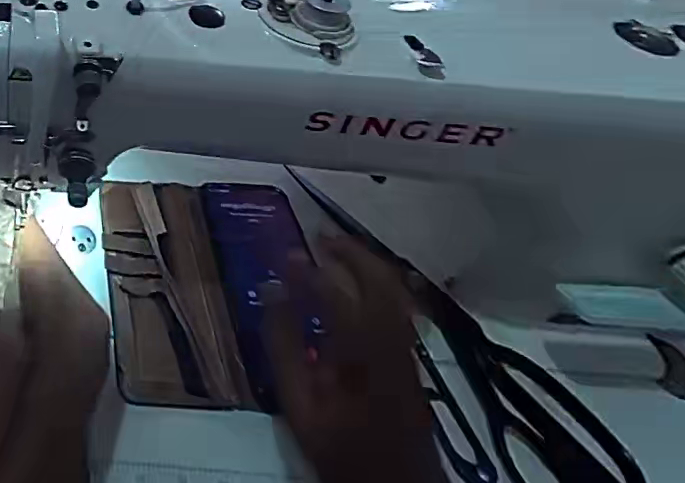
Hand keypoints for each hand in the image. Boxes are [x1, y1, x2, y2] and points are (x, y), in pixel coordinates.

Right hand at [263, 236, 445, 482]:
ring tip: (337, 249)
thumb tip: (271, 289)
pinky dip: (380, 285)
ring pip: (399, 297)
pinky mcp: (413, 364)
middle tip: (320, 235)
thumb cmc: (339, 450)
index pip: (339, 300)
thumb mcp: (298, 404)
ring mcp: (410, 358)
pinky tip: (359, 280)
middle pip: (385, 288)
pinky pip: (400, 311)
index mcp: (365, 361)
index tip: (287, 251)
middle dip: (354, 255)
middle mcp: (395, 351)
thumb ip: (282, 345)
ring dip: (370, 266)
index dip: (311, 272)